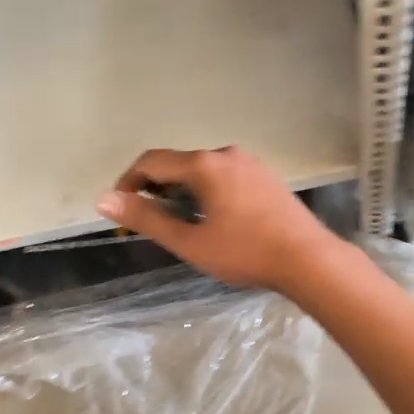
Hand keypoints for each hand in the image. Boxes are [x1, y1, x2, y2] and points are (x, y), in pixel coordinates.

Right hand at [96, 147, 349, 290]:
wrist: (308, 259)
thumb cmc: (245, 252)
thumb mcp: (190, 242)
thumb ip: (147, 219)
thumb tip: (105, 200)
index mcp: (205, 164)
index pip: (152, 161)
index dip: (129, 182)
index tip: (121, 208)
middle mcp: (226, 154)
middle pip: (178, 163)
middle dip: (156, 187)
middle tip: (148, 220)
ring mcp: (250, 163)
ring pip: (203, 170)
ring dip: (182, 190)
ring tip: (178, 223)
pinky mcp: (266, 177)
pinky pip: (225, 176)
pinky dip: (207, 191)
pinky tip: (213, 219)